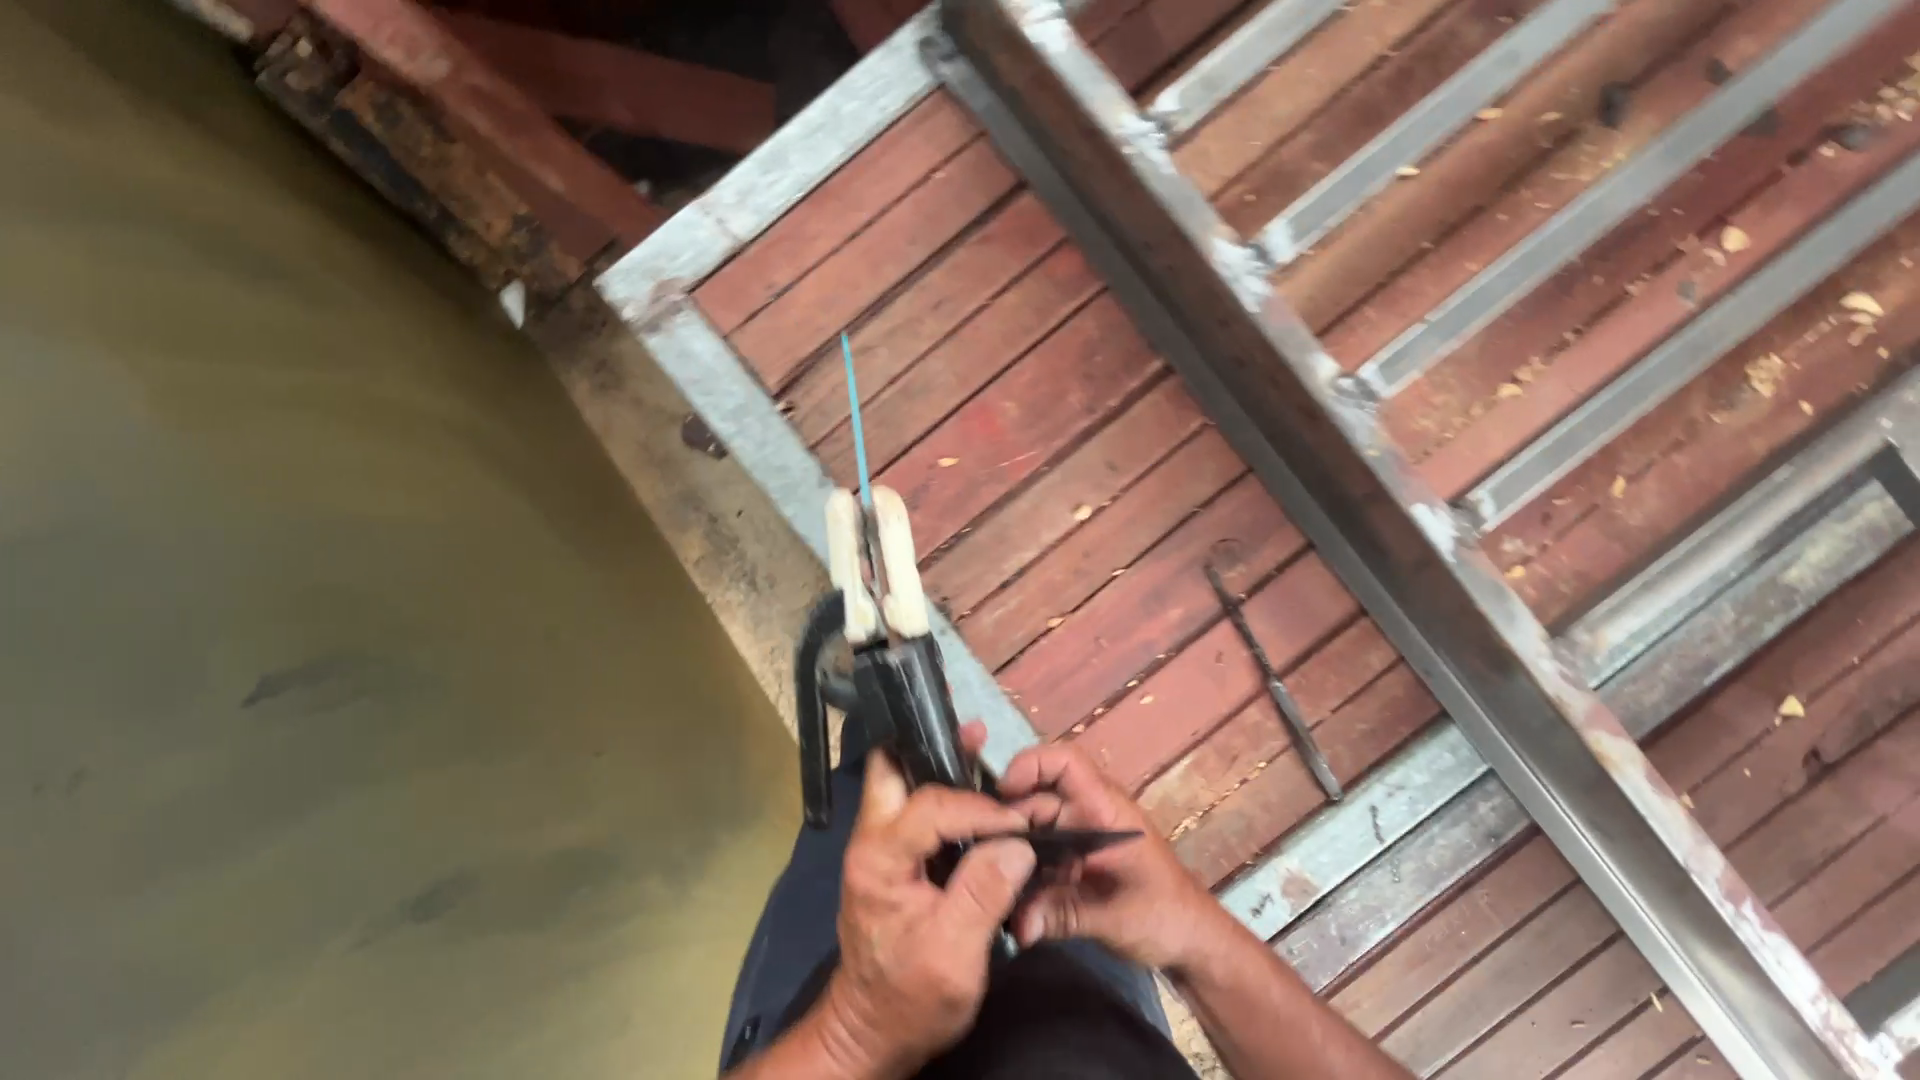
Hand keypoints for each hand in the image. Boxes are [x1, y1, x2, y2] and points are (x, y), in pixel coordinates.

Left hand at [809, 747, 1036, 1077]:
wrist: (873, 1033)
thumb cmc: (910, 999)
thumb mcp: (953, 955)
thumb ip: (984, 893)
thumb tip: (1019, 841)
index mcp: (879, 859)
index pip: (931, 806)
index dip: (980, 810)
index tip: (1021, 825)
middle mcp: (872, 841)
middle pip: (891, 769)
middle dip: (928, 742)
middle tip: (970, 726)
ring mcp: (881, 847)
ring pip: (902, 782)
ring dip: (939, 760)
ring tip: (976, 737)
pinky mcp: (896, 859)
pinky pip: (917, 808)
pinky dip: (945, 791)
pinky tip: (977, 785)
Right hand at [998, 741, 1232, 972]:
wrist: (1194, 944)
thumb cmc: (1167, 917)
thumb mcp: (1117, 918)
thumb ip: (1066, 915)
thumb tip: (1019, 924)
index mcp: (1107, 810)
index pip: (1066, 763)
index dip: (1031, 765)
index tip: (1002, 795)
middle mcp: (1089, 817)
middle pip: (1039, 801)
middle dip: (1010, 827)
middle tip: (984, 860)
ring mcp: (1081, 841)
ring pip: (1035, 834)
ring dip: (1016, 860)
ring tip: (995, 891)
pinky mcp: (1075, 866)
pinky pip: (1041, 861)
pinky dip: (1026, 879)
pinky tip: (1013, 908)